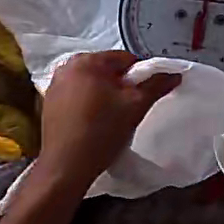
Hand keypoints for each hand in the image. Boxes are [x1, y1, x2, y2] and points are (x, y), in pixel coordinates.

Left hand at [34, 51, 179, 191]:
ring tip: (110, 118)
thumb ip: (156, 86)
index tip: (142, 96)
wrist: (67, 165)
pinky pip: (77, 95)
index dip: (140, 77)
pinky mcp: (49, 102)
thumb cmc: (102, 132)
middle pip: (107, 70)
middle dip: (120, 85)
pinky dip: (87, 103)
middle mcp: (68, 66)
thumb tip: (174, 74)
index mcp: (88, 61)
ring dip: (104, 94)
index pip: (126, 58)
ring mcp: (56, 84)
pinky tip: (93, 122)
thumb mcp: (136, 106)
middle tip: (127, 109)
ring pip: (92, 83)